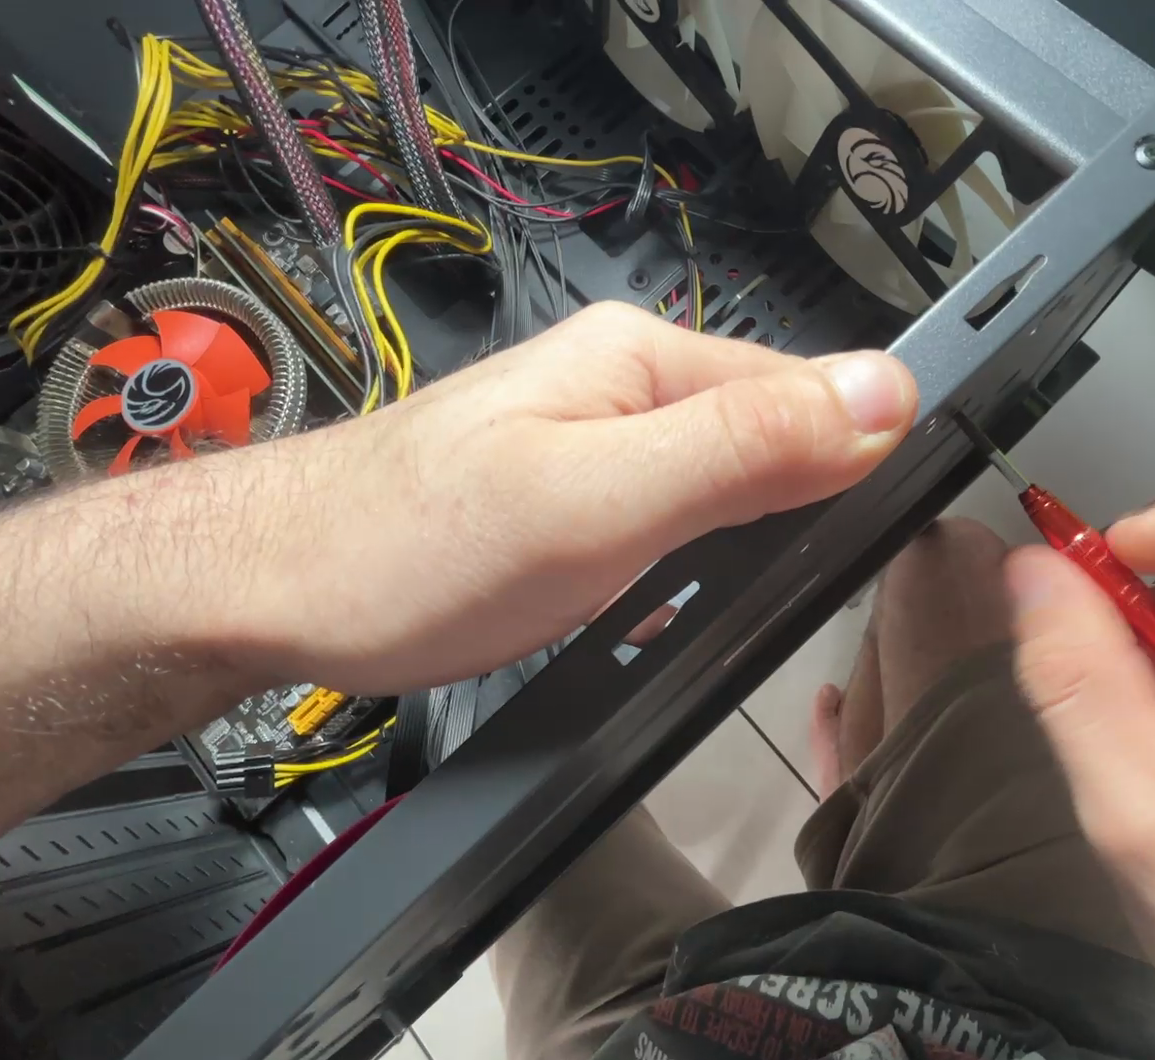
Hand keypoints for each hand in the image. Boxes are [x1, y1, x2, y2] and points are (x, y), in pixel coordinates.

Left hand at [189, 302, 916, 693]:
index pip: (804, 392)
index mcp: (644, 360)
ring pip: (717, 481)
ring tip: (722, 604)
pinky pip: (666, 515)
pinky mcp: (568, 491)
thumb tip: (883, 393)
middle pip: (763, 436)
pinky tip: (669, 598)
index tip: (853, 547)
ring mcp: (592, 438)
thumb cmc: (416, 547)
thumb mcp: (599, 502)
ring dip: (740, 541)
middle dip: (789, 512)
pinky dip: (687, 559)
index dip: (847, 462)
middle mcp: (622, 383)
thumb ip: (741, 449)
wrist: (272, 587)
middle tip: (769, 594)